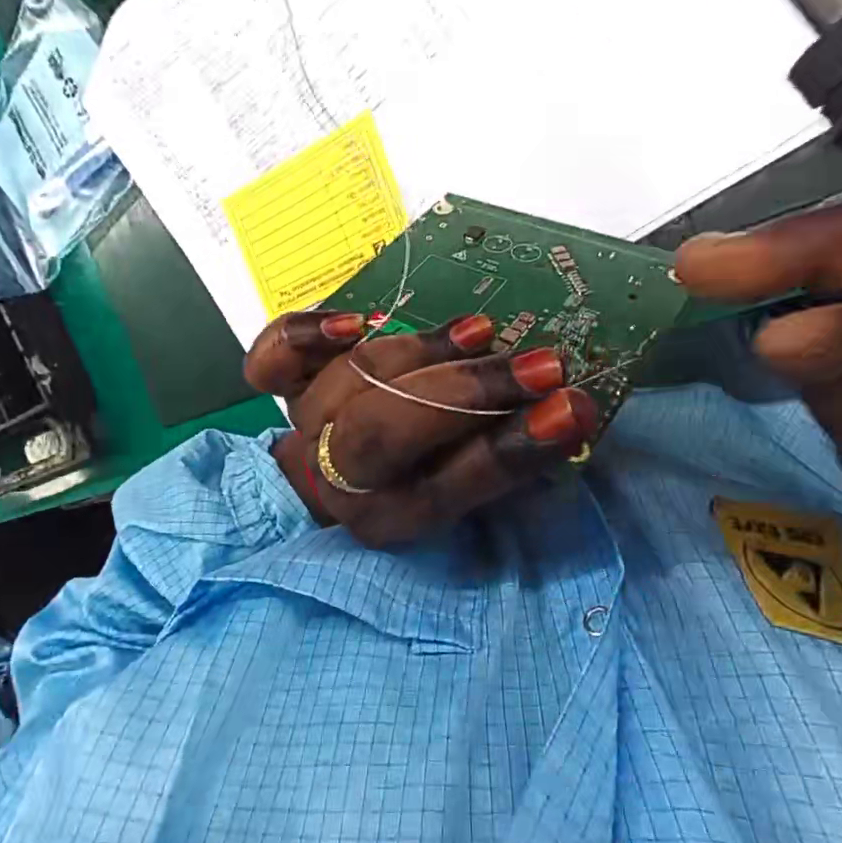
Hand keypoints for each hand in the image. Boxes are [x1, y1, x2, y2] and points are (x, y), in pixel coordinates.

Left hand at [244, 311, 598, 545]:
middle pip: (380, 433)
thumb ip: (509, 454)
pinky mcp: (286, 390)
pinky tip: (353, 324)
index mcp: (391, 518)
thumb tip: (568, 410)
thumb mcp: (471, 483)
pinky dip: (302, 338)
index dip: (505, 452)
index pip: (444, 491)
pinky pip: (272, 363)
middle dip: (462, 393)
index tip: (569, 409)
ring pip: (343, 385)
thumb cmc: (421, 479)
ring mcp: (307, 430)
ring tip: (476, 335)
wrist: (346, 480)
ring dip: (413, 355)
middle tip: (539, 365)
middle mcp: (339, 480)